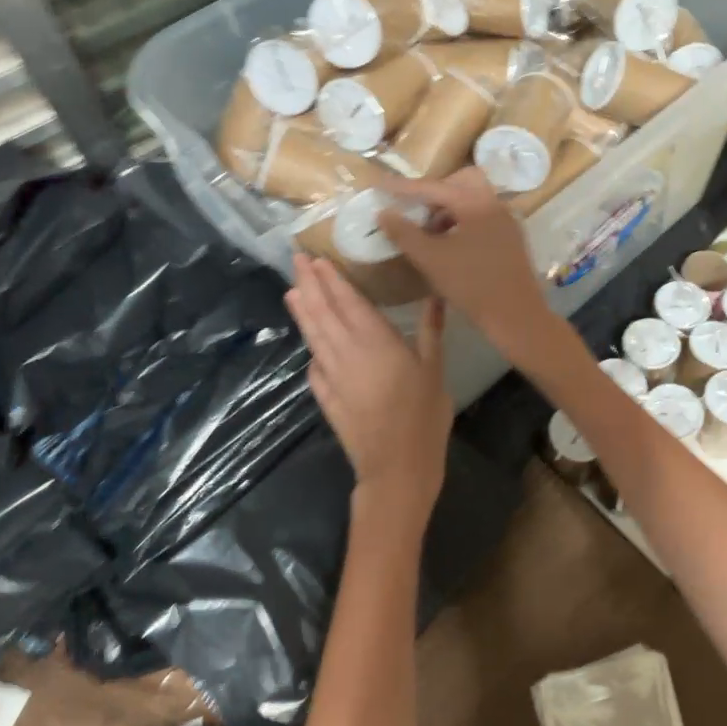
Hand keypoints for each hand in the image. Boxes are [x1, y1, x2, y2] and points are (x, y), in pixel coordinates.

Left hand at [285, 254, 451, 518]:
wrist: (396, 467)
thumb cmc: (423, 415)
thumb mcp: (435, 370)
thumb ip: (431, 331)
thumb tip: (435, 296)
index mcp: (376, 341)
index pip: (348, 302)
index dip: (332, 279)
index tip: (317, 258)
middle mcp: (348, 353)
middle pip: (323, 313)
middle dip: (310, 285)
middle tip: (296, 261)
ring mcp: (333, 376)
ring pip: (314, 336)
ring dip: (302, 312)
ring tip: (291, 291)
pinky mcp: (327, 398)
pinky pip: (315, 367)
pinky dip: (311, 351)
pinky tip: (310, 346)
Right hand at [376, 167, 558, 365]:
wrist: (516, 316)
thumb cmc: (472, 285)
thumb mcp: (431, 259)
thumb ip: (404, 233)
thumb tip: (382, 213)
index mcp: (476, 202)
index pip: (434, 186)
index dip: (404, 187)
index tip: (380, 184)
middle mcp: (495, 203)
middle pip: (461, 182)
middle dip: (434, 191)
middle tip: (412, 207)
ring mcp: (507, 220)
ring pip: (474, 199)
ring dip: (448, 208)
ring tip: (427, 229)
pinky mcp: (511, 237)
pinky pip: (483, 216)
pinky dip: (462, 220)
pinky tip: (448, 242)